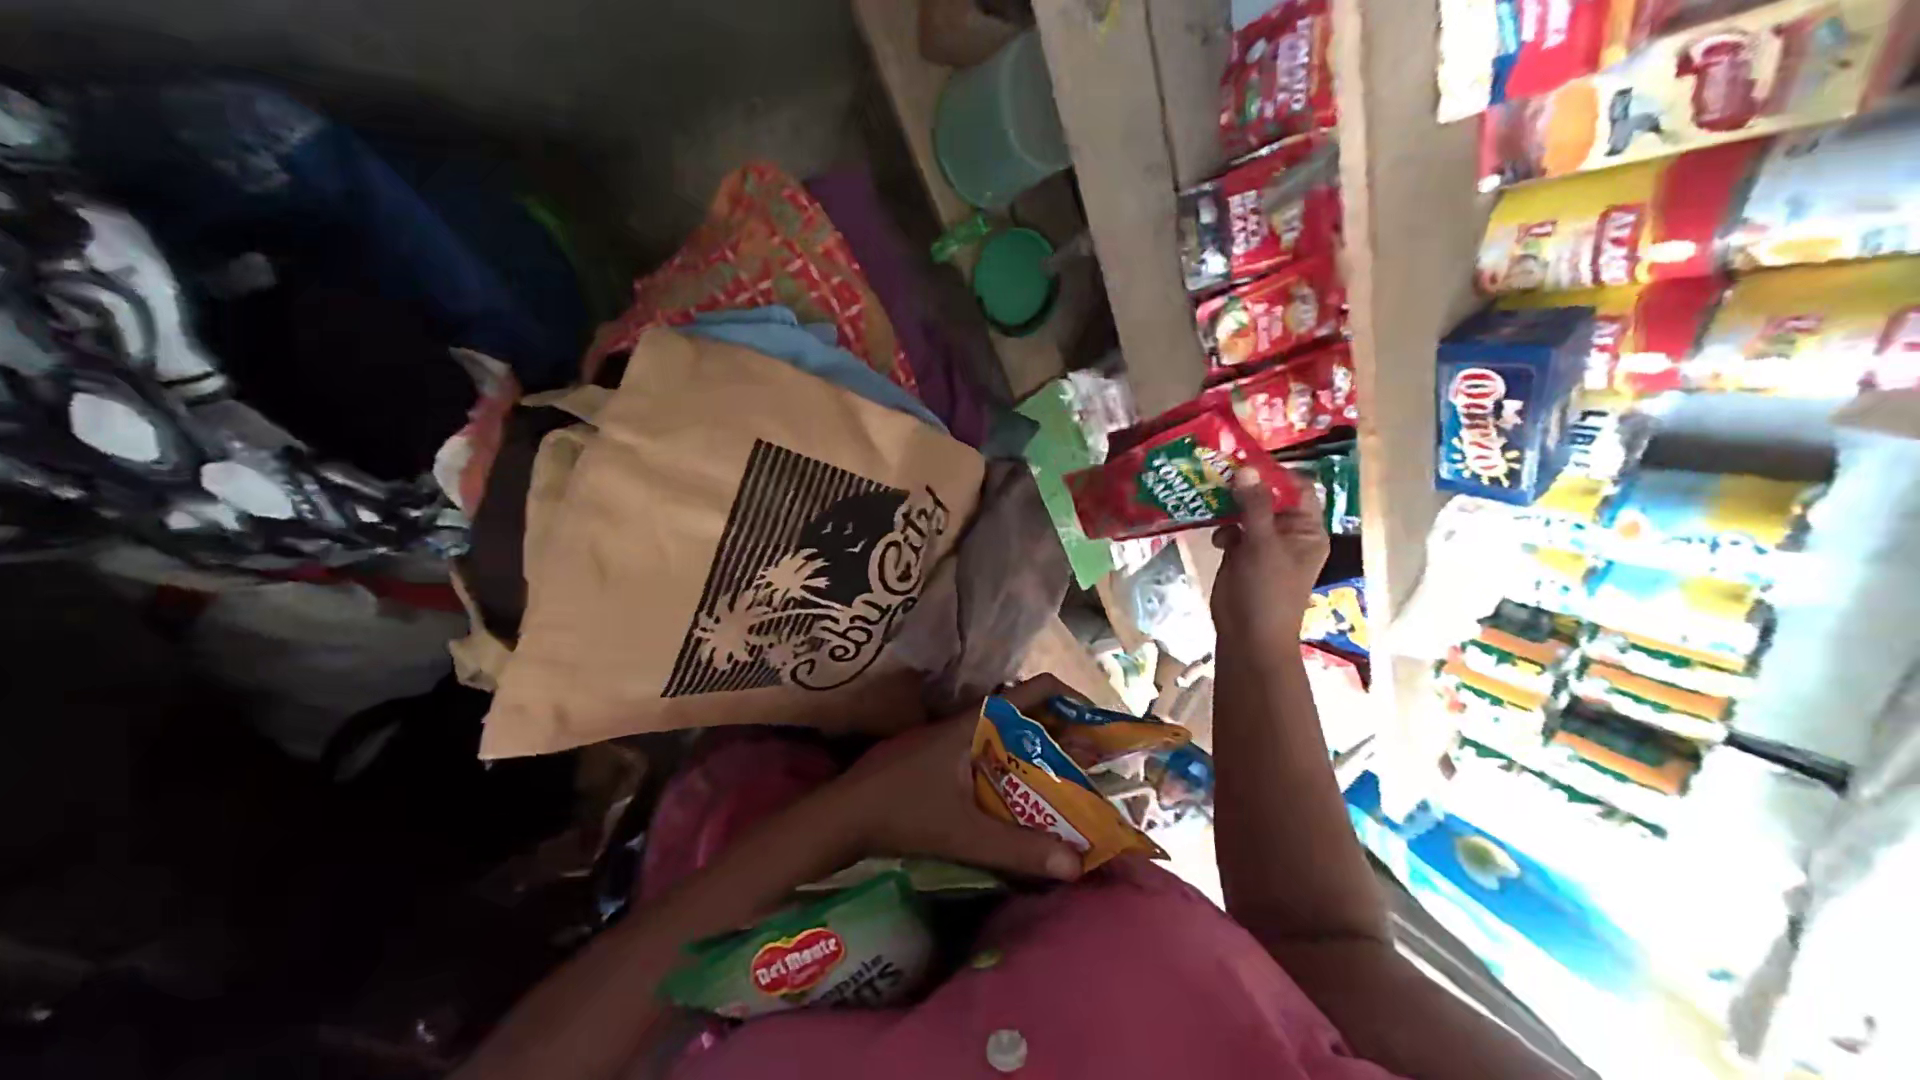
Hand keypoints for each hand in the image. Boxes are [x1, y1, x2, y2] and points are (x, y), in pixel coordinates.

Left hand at [820, 675, 1083, 882]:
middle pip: (1029, 715)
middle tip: (1092, 768)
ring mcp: (952, 739)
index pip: (1037, 690)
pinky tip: (1021, 798)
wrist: (840, 815)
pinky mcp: (940, 758)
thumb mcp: (963, 832)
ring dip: (1039, 754)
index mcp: (977, 724)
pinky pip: (990, 753)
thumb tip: (1075, 864)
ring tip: (1066, 785)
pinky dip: (1015, 767)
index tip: (1100, 727)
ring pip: (1009, 736)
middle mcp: (968, 724)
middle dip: (1065, 736)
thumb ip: (1017, 848)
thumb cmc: (900, 812)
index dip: (1075, 699)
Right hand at [1210, 470, 1328, 640]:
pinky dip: (1223, 529)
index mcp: (1307, 530)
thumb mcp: (1263, 545)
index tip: (1246, 459)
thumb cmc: (1266, 591)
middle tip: (1219, 469)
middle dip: (1246, 486)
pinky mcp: (1242, 556)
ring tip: (1210, 495)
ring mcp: (1264, 545)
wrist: (1249, 636)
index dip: (1275, 473)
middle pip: (1268, 498)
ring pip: (1247, 513)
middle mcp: (1288, 534)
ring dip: (1230, 506)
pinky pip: (1233, 531)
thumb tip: (1246, 468)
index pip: (1297, 489)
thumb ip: (1254, 506)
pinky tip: (1215, 535)